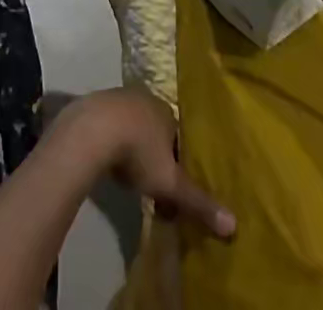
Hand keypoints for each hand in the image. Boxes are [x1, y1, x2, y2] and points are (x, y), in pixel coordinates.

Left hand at [66, 88, 234, 237]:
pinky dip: (107, 138)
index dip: (177, 159)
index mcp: (166, 112)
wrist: (89, 132)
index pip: (178, 135)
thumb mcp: (169, 183)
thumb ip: (198, 202)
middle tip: (148, 180)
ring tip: (124, 171)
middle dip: (153, 151)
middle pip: (154, 127)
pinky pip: (105, 122)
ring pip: (129, 122)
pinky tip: (102, 156)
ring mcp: (115, 97)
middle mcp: (143, 98)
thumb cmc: (136, 152)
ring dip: (129, 143)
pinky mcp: (91, 103)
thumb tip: (233, 226)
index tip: (172, 181)